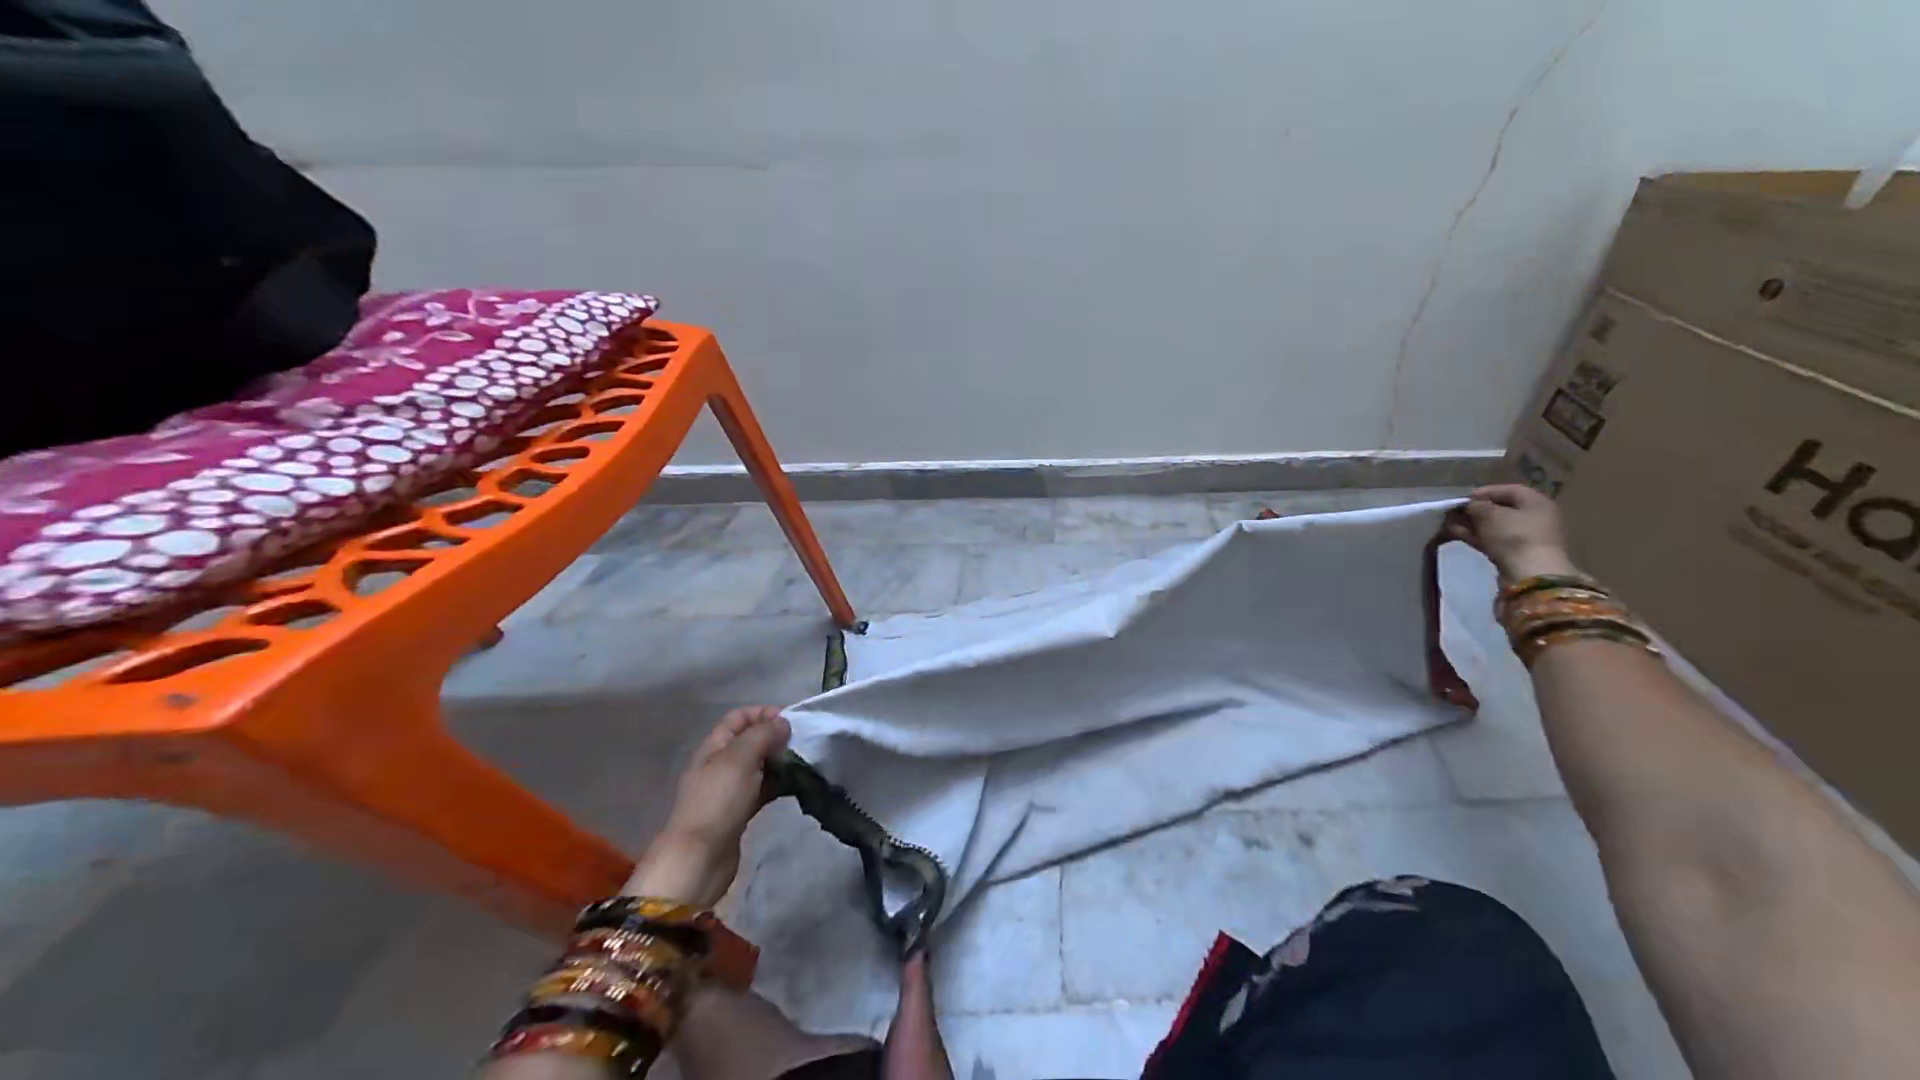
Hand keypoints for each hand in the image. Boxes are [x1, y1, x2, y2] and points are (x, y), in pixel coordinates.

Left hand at [623, 707, 790, 906]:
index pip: (739, 717)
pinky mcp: (738, 812)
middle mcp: (720, 764)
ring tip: (804, 763)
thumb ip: (762, 735)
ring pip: (758, 766)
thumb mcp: (740, 758)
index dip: (763, 712)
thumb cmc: (718, 801)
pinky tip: (794, 787)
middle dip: (775, 737)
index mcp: (714, 746)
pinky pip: (761, 790)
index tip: (792, 719)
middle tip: (802, 743)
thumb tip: (782, 723)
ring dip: (779, 761)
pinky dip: (777, 785)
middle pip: (750, 740)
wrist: (699, 859)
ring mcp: (728, 790)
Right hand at [1447, 484, 1578, 581]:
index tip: (1462, 498)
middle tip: (1454, 512)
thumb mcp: (1490, 514)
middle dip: (1476, 510)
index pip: (1509, 490)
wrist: (1530, 574)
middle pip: (1502, 509)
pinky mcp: (1517, 553)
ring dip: (1473, 524)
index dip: (1484, 491)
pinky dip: (1477, 536)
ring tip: (1450, 524)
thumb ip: (1477, 505)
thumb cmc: (1514, 536)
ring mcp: (1527, 536)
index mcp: (1536, 502)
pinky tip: (1458, 535)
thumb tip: (1470, 505)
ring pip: (1495, 525)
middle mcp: (1535, 517)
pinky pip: (1494, 539)